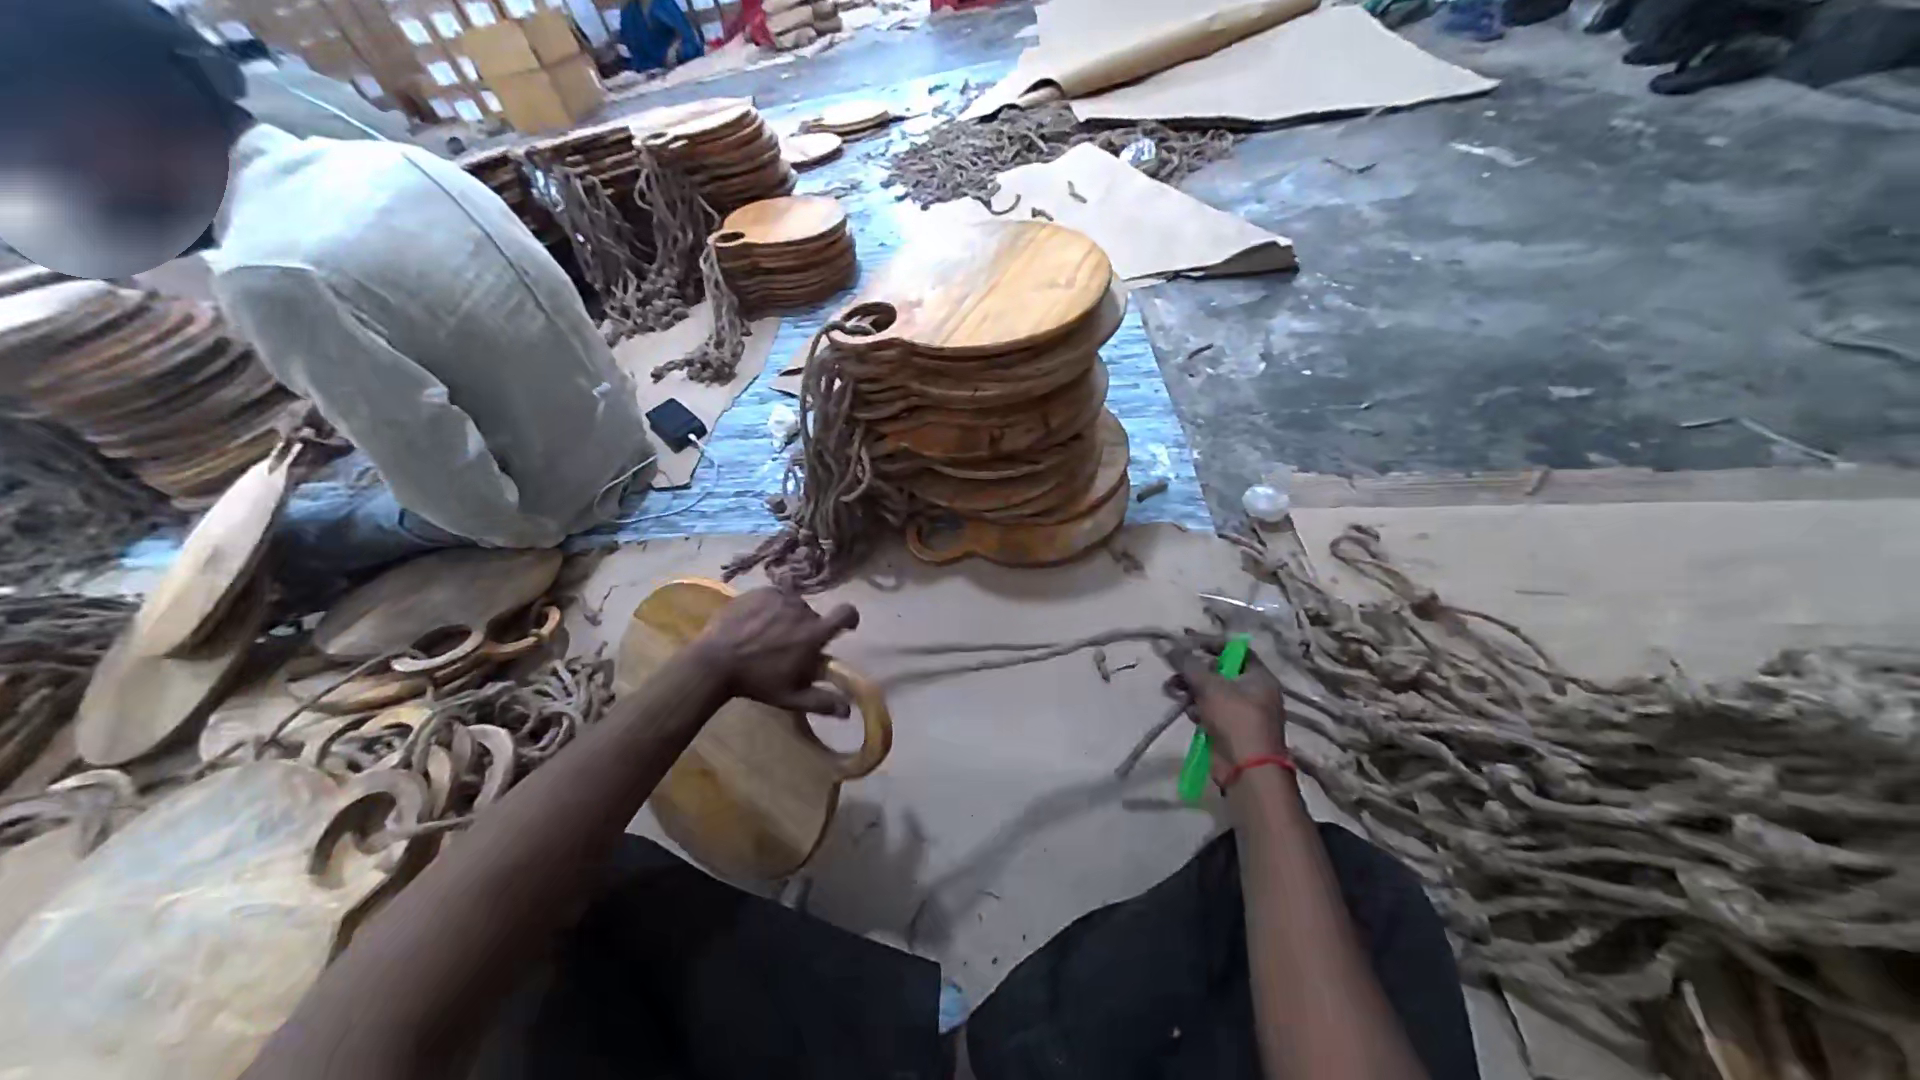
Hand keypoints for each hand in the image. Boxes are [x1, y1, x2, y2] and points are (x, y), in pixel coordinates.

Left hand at [686, 588, 859, 715]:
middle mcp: (801, 610)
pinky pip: (773, 598)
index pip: (846, 613)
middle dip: (805, 629)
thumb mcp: (790, 697)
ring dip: (786, 618)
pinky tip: (752, 625)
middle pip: (813, 616)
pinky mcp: (760, 592)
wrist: (713, 662)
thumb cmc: (756, 682)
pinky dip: (768, 609)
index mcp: (813, 634)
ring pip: (792, 606)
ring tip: (766, 636)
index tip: (845, 625)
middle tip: (787, 646)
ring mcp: (779, 598)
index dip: (849, 617)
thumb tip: (848, 710)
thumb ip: (821, 701)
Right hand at [1169, 638, 1287, 780]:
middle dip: (1194, 671)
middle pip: (1220, 671)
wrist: (1246, 769)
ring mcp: (1242, 712)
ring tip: (1172, 691)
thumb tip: (1168, 645)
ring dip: (1191, 690)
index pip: (1234, 649)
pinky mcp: (1229, 729)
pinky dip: (1197, 708)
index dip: (1210, 643)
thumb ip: (1188, 664)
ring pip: (1211, 692)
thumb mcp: (1210, 686)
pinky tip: (1187, 712)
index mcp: (1259, 677)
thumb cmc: (1235, 719)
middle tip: (1174, 671)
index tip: (1186, 643)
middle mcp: (1254, 692)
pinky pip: (1210, 710)